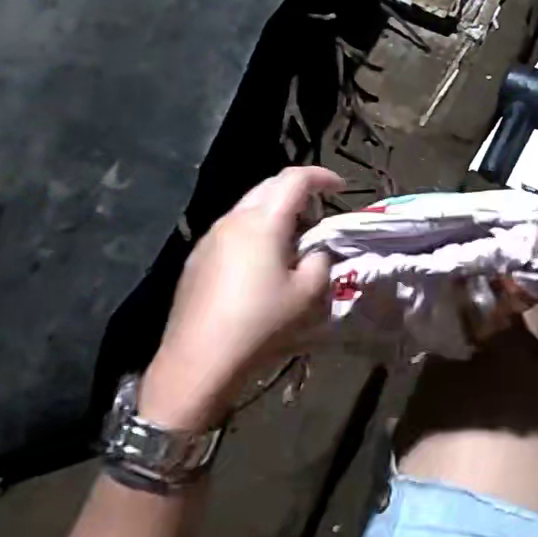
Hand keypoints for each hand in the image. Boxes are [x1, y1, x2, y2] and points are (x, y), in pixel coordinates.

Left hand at [142, 166, 342, 427]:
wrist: (199, 359)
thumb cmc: (261, 323)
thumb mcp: (308, 294)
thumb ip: (320, 261)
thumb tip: (315, 251)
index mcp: (263, 221)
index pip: (295, 179)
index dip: (322, 177)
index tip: (340, 188)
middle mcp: (233, 219)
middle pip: (268, 187)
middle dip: (297, 193)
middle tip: (317, 216)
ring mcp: (210, 237)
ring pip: (248, 208)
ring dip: (274, 213)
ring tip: (292, 242)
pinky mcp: (197, 258)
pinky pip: (232, 230)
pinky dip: (254, 232)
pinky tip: (261, 264)